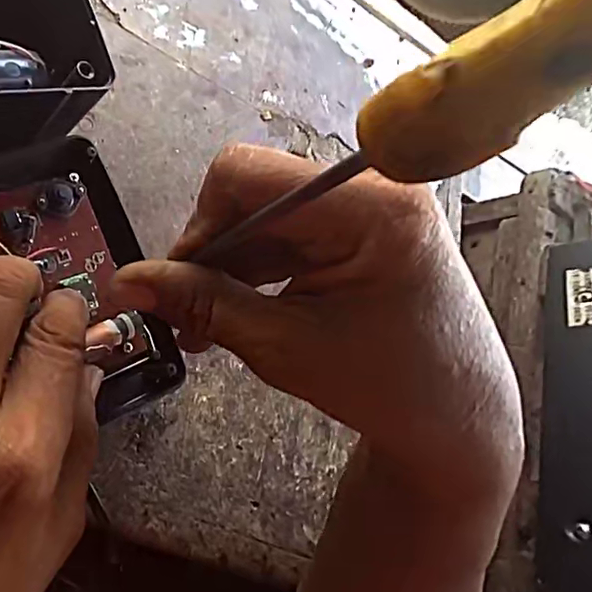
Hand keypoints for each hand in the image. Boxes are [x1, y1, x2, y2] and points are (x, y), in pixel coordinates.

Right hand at [111, 143, 519, 498]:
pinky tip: (240, 311)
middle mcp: (373, 189)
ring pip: (262, 218)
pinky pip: (287, 235)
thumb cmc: (395, 389)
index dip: (199, 225)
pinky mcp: (361, 228)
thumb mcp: (285, 347)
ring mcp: (369, 207)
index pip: (246, 174)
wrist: (457, 417)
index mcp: (370, 206)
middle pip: (252, 195)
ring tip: (210, 326)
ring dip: (230, 269)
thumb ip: (204, 304)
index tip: (178, 280)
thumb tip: (134, 281)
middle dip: (212, 256)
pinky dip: (256, 272)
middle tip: (186, 316)